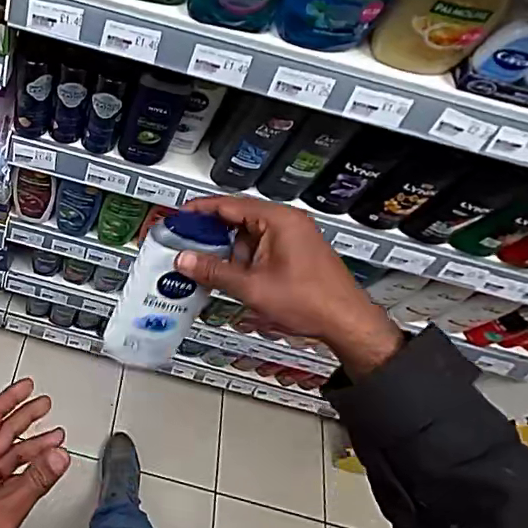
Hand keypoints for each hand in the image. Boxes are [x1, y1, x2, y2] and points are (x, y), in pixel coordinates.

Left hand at [0, 379, 70, 527]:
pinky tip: (44, 469)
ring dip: (31, 448)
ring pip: (8, 457)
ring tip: (54, 437)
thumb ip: (36, 478)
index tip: (26, 386)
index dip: (11, 398)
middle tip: (44, 404)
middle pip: (1, 434)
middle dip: (24, 418)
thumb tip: (57, 454)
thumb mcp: (4, 508)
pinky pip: (9, 479)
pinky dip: (28, 472)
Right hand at [178, 196, 401, 377]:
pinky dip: (245, 258)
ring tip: (207, 267)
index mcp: (278, 219)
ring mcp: (294, 236)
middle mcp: (287, 221)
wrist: (347, 322)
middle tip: (187, 244)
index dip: (201, 210)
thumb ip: (214, 271)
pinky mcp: (296, 251)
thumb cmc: (311, 301)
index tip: (180, 216)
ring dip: (229, 250)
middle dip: (212, 234)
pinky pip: (262, 247)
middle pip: (238, 218)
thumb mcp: (252, 287)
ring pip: (249, 235)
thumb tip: (185, 260)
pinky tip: (231, 276)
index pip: (229, 204)